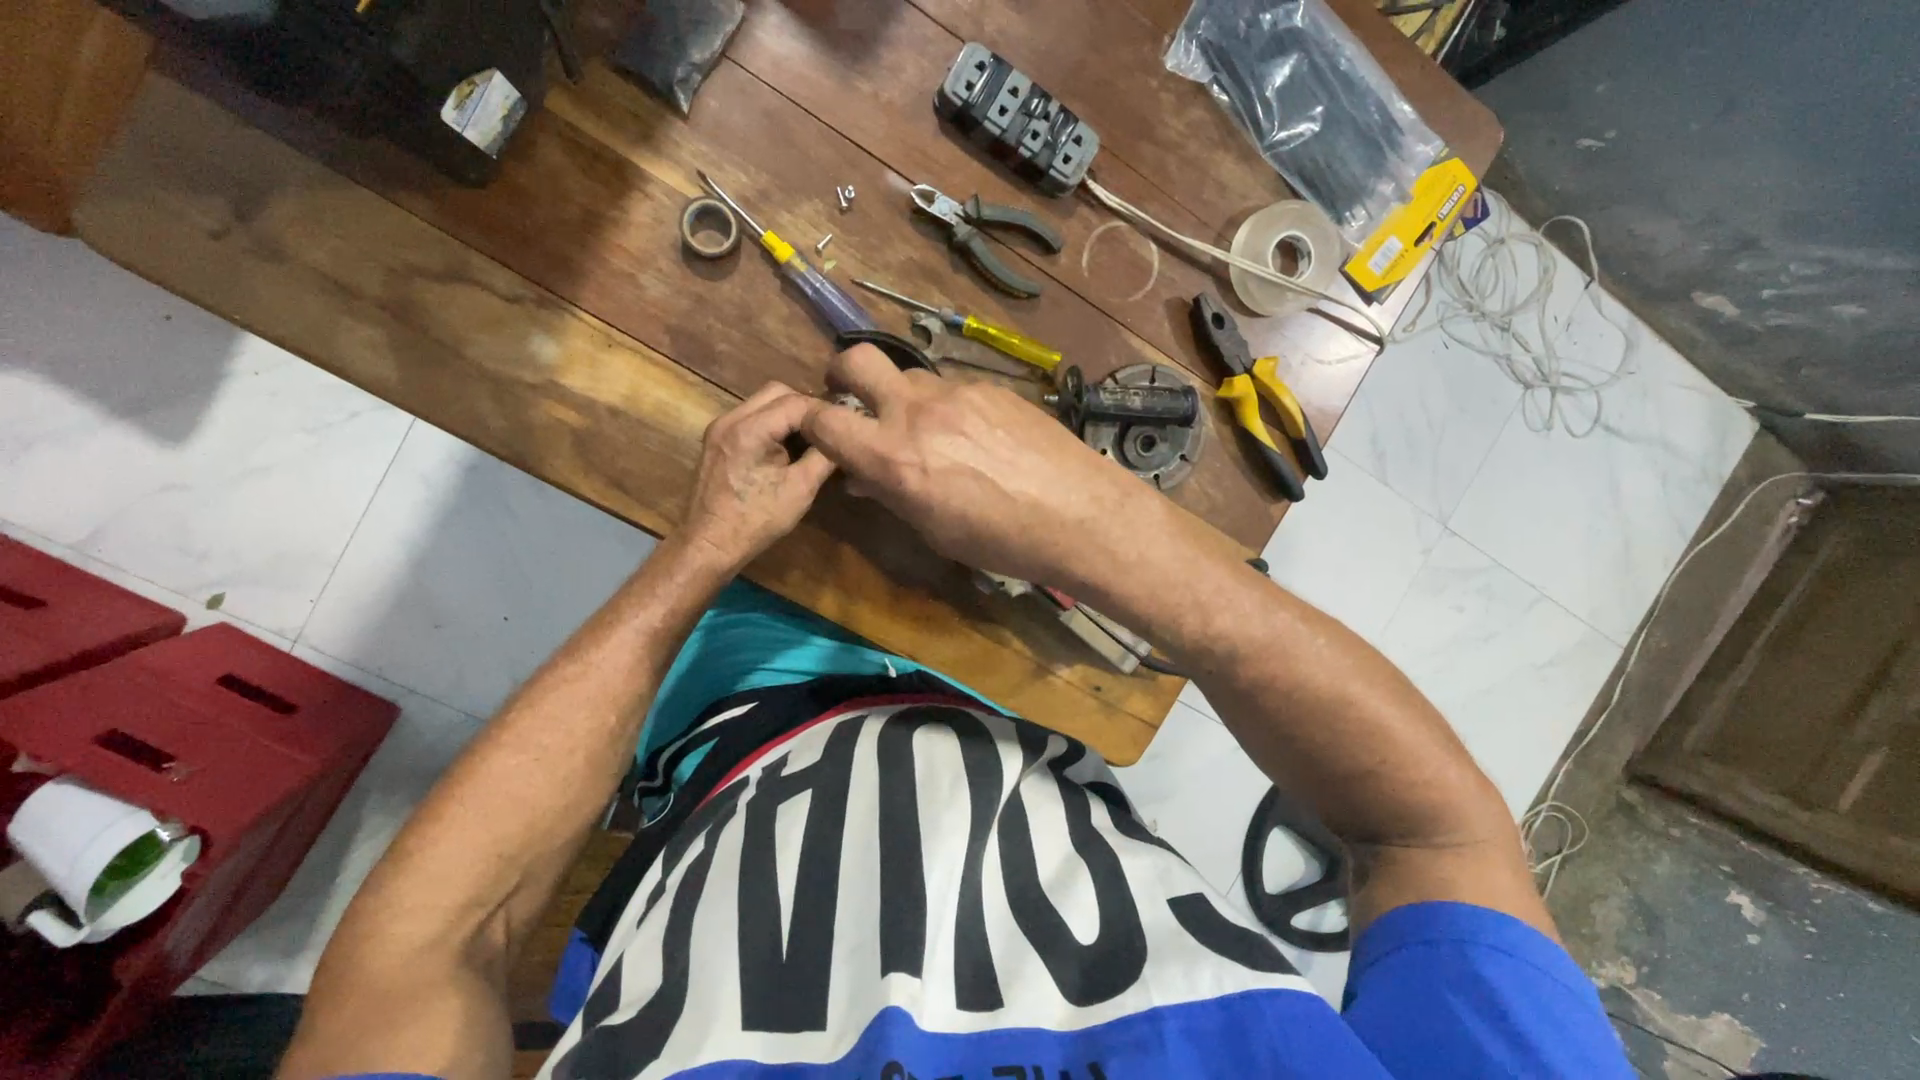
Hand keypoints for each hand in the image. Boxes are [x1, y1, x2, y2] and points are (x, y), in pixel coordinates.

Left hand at [680, 382, 835, 569]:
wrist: (710, 544)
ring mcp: (719, 427)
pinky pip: (751, 417)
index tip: (846, 425)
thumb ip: (824, 455)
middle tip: (828, 430)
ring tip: (812, 439)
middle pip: (777, 392)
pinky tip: (788, 447)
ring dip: (789, 414)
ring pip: (763, 402)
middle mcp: (730, 419)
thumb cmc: (757, 520)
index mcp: (749, 429)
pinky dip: (773, 424)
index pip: (796, 402)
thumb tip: (844, 435)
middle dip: (806, 407)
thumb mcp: (801, 489)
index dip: (824, 412)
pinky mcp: (717, 439)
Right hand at [799, 344, 1159, 585]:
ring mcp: (957, 392)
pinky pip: (951, 387)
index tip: (813, 427)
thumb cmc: (1002, 541)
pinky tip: (973, 437)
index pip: (824, 420)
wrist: (1080, 514)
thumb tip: (863, 478)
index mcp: (894, 457)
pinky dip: (944, 406)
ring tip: (923, 430)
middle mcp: (917, 412)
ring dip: (900, 395)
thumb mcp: (934, 530)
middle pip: (856, 360)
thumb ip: (892, 494)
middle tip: (848, 395)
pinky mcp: (990, 387)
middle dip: (840, 372)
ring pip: (909, 376)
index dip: (807, 420)